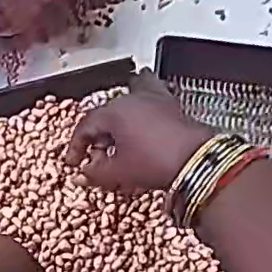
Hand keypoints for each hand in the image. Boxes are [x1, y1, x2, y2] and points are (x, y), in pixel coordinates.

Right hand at [65, 71, 213, 191]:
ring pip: (128, 98)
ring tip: (119, 135)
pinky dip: (142, 110)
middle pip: (105, 114)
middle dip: (97, 136)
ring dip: (119, 116)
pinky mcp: (172, 105)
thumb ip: (95, 172)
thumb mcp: (118, 172)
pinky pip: (151, 100)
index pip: (85, 126)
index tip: (75, 163)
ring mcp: (154, 98)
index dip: (76, 147)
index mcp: (113, 111)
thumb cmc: (154, 162)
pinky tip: (144, 123)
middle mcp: (132, 98)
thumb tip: (83, 173)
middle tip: (97, 158)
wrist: (196, 161)